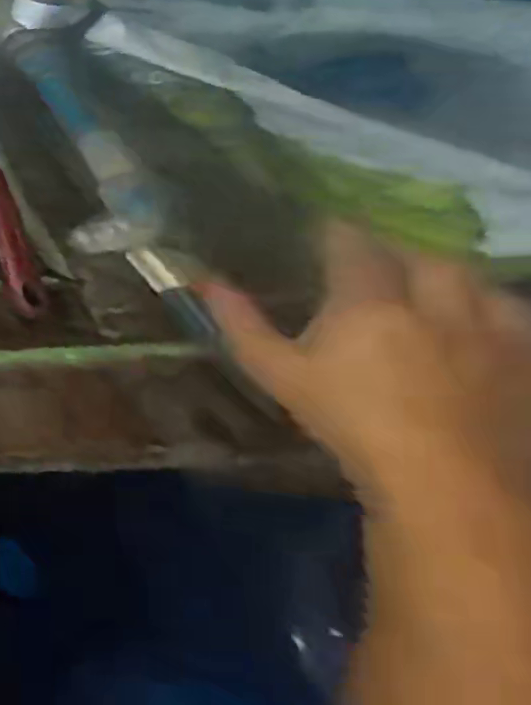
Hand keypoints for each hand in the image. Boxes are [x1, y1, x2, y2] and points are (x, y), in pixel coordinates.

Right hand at [204, 221, 530, 509]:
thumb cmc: (345, 418)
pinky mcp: (527, 365)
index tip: (324, 223)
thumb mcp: (274, 370)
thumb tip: (205, 282)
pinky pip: (517, 318)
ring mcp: (494, 337)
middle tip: (375, 248)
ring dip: (453, 274)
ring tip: (430, 278)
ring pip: (481, 284)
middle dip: (400, 247)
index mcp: (370, 305)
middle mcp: (436, 309)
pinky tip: (479, 318)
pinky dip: (494, 307)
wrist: (445, 480)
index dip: (339, 231)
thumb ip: (240, 322)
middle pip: (428, 258)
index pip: (356, 249)